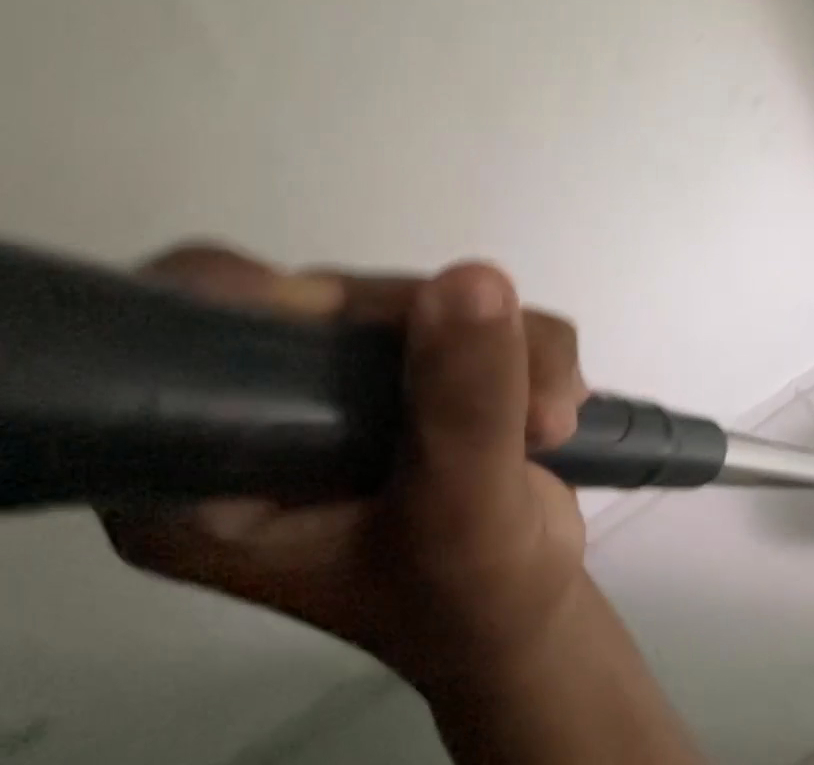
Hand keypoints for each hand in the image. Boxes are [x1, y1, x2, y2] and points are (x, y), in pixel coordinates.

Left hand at [100, 245, 592, 693]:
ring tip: (551, 426)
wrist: (528, 608)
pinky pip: (478, 314)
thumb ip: (466, 406)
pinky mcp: (413, 377)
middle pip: (337, 305)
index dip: (265, 309)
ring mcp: (345, 391)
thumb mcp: (466, 513)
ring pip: (425, 302)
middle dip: (447, 337)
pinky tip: (555, 410)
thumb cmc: (471, 594)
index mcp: (208, 473)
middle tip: (524, 404)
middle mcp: (262, 417)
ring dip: (514, 351)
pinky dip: (535, 353)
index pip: (188, 348)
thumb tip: (474, 277)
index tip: (368, 323)